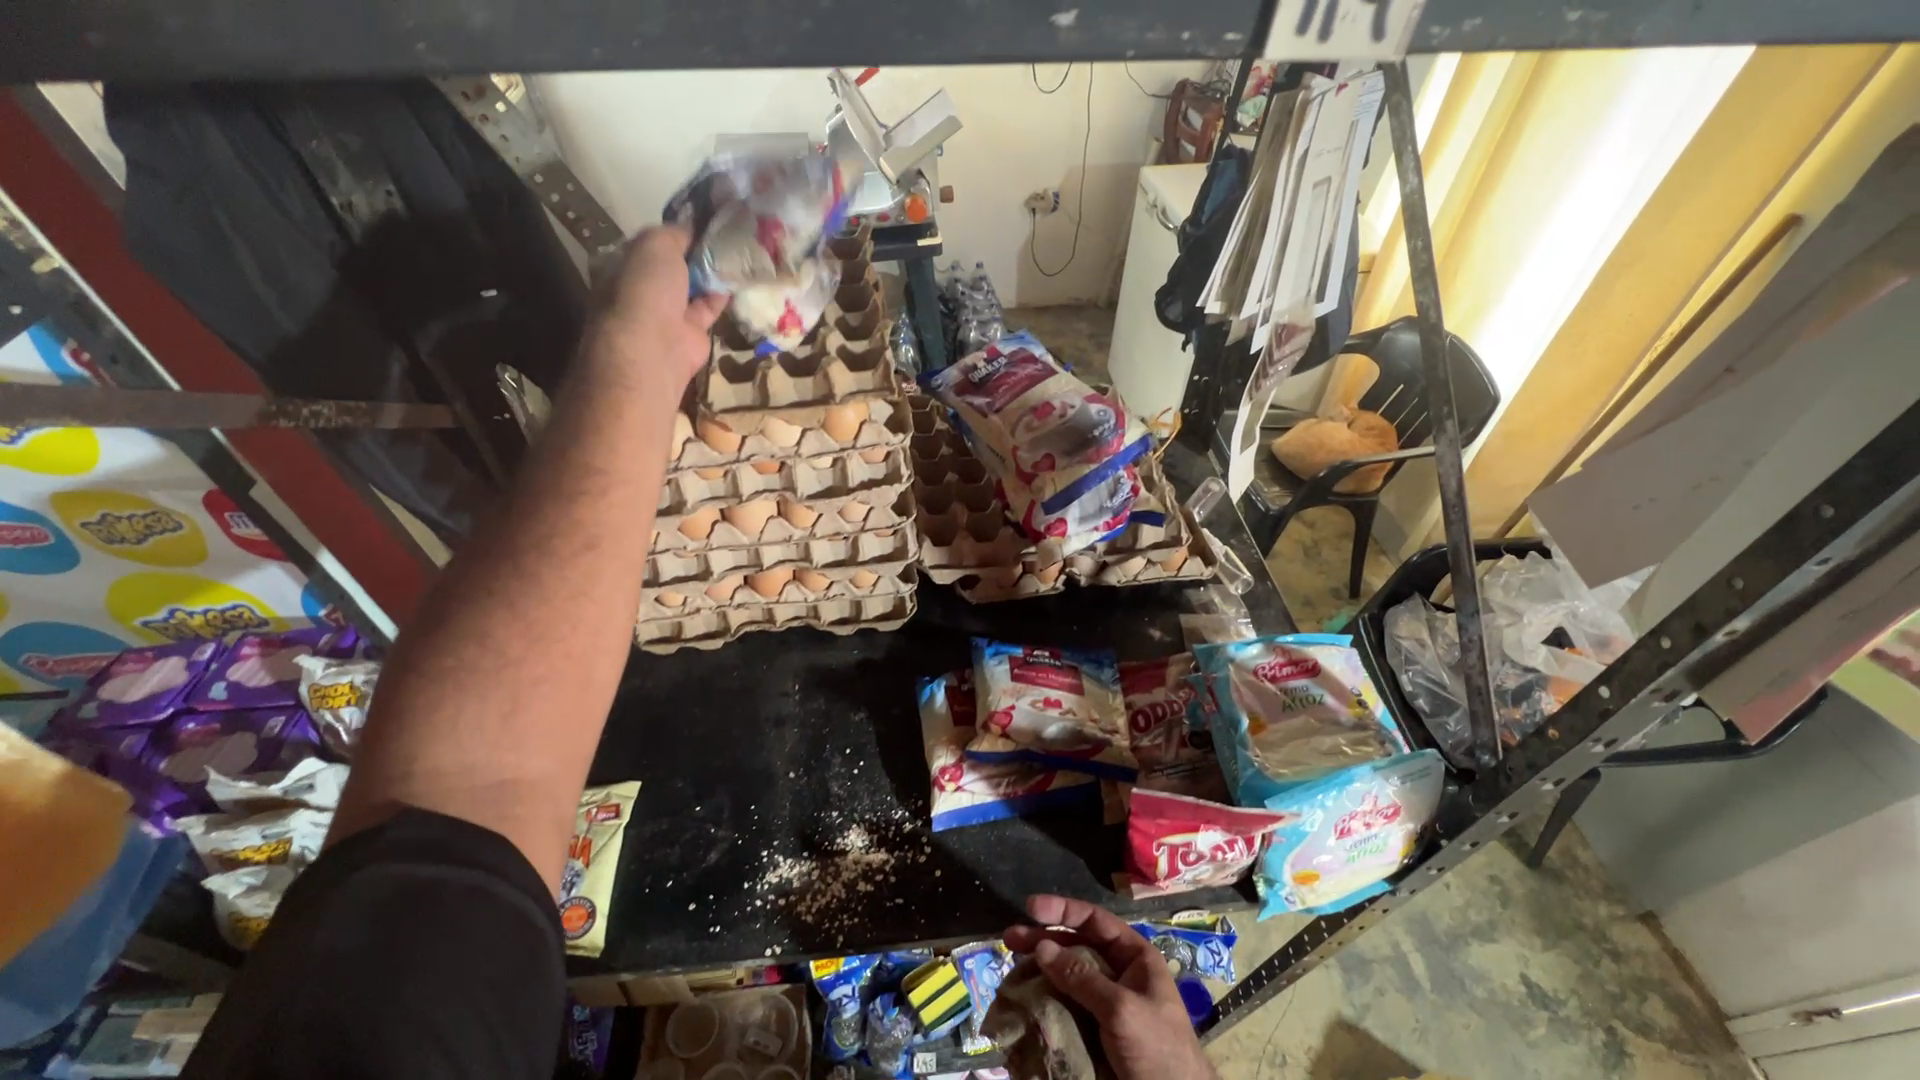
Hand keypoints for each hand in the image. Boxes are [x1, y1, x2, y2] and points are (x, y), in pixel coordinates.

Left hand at [588, 225, 728, 389]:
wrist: (654, 346)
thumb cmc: (645, 287)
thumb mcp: (655, 243)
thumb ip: (675, 232)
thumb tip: (693, 228)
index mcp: (623, 265)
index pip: (651, 244)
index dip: (675, 232)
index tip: (702, 221)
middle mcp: (642, 289)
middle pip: (674, 265)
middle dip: (696, 251)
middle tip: (725, 234)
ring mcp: (666, 313)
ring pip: (693, 286)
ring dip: (712, 272)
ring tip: (738, 251)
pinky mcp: (691, 332)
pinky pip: (708, 307)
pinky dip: (723, 294)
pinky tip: (739, 277)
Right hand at [1004, 895, 1216, 1079]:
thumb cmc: (1157, 1049)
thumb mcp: (1121, 1009)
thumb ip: (1082, 977)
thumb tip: (1042, 946)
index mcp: (1135, 958)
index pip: (1095, 921)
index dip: (1063, 910)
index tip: (1030, 907)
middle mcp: (1119, 974)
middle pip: (1076, 946)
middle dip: (1043, 941)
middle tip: (1009, 941)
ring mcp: (1106, 1003)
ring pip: (1067, 977)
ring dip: (1040, 972)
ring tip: (1012, 970)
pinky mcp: (1095, 1030)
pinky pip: (1066, 1006)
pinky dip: (1045, 1000)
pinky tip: (1025, 999)